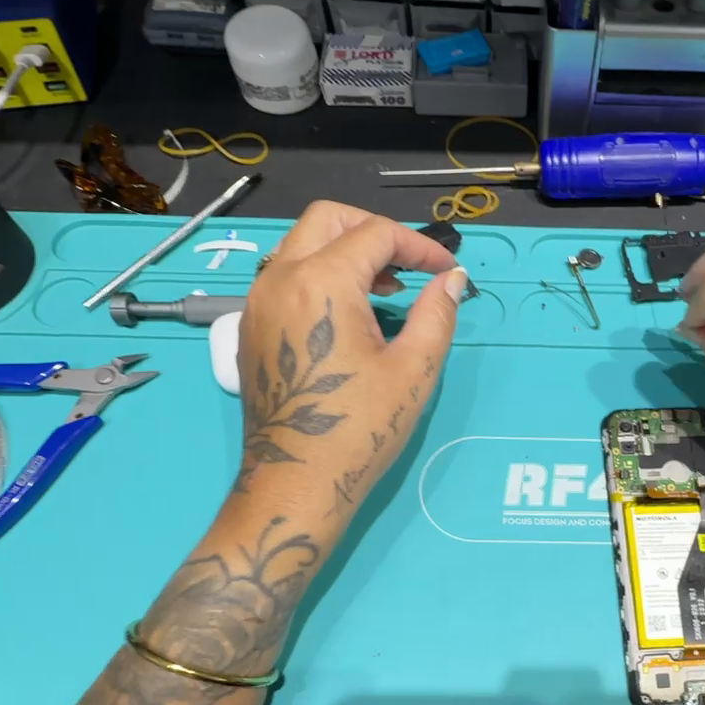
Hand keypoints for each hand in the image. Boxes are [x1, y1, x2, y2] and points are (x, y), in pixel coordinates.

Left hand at [233, 201, 468, 519]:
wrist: (296, 484)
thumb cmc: (361, 429)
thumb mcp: (414, 370)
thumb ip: (437, 313)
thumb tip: (453, 280)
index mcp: (320, 281)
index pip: (376, 235)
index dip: (420, 247)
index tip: (448, 272)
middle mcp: (279, 278)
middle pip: (328, 219)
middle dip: (375, 231)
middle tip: (411, 265)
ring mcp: (257, 303)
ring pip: (302, 245)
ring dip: (347, 251)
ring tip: (388, 290)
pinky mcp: (251, 329)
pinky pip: (286, 277)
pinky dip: (321, 275)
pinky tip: (350, 316)